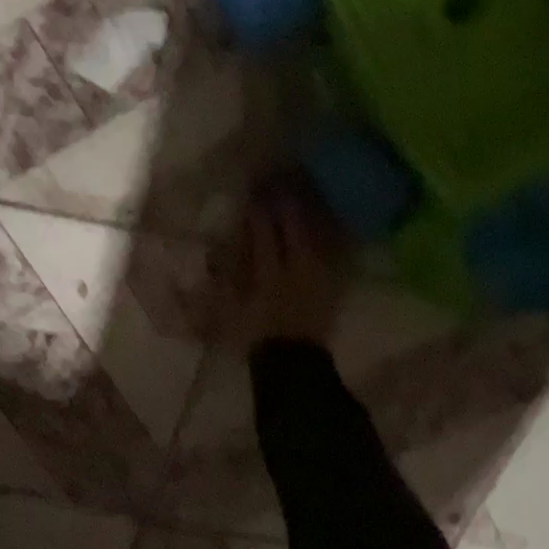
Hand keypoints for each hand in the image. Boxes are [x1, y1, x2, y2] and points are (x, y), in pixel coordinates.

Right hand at [211, 184, 349, 348]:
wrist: (293, 364)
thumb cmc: (255, 337)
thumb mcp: (229, 310)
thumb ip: (223, 282)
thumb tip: (215, 255)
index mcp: (270, 271)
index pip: (265, 232)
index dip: (259, 212)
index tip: (254, 192)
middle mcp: (297, 267)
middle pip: (295, 228)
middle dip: (287, 205)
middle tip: (280, 184)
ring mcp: (320, 275)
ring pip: (317, 235)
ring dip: (310, 215)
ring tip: (305, 197)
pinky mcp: (333, 286)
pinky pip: (334, 253)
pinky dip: (330, 237)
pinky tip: (328, 227)